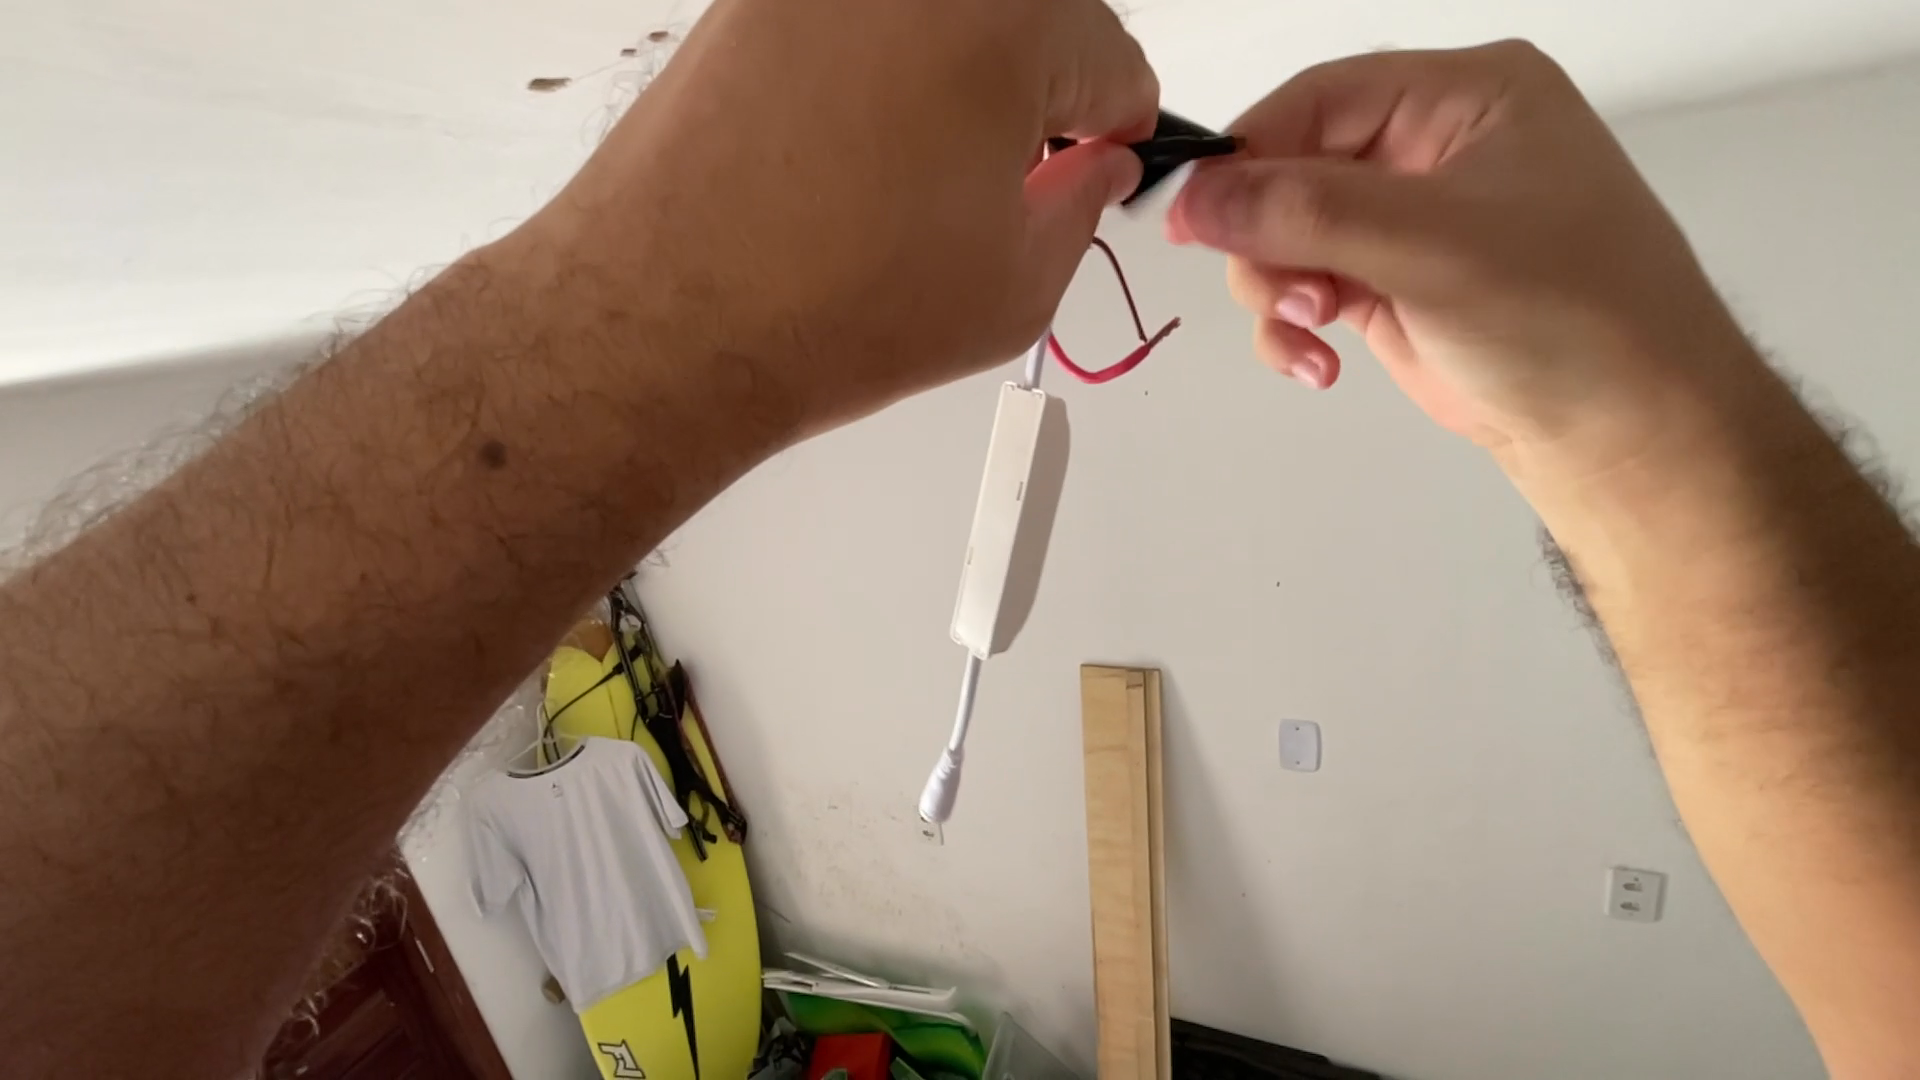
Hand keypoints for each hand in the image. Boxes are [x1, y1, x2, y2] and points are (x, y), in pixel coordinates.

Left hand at [498, 0, 1156, 439]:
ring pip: (940, 26)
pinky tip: (851, 168)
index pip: (1112, 61)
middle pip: (1027, 26)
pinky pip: (859, 34)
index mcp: (1008, 16)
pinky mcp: (754, 0)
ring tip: (913, 194)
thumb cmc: (851, 313)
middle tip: (1003, 194)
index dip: (1113, 133)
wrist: (676, 323)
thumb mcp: (1016, 289)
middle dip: (1035, 106)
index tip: (1092, 174)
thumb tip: (1096, 169)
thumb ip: (1083, 211)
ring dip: (956, 93)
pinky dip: (880, 86)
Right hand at [1169, 42, 1757, 470]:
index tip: (1188, 223)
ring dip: (1276, 296)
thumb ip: (1306, 214)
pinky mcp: (1377, 287)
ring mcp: (1394, 226)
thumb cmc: (1557, 314)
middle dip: (1268, 247)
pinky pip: (1298, 293)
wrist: (1611, 426)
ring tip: (1310, 337)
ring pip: (1281, 242)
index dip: (1243, 158)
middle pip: (1286, 177)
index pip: (1315, 103)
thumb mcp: (1432, 247)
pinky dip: (1289, 331)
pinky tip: (1315, 365)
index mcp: (1456, 100)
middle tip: (1287, 301)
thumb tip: (1189, 199)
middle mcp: (1419, 153)